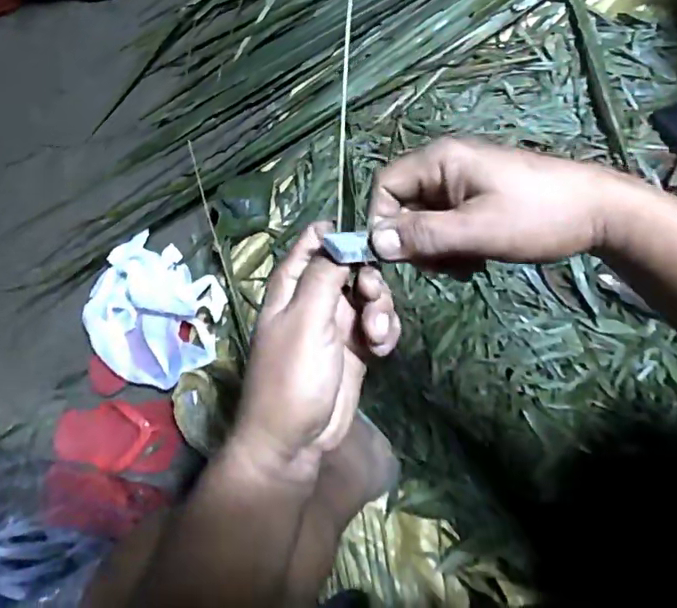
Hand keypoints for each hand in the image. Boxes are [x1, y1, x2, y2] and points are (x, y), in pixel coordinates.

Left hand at [230, 222, 400, 484]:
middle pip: (350, 266)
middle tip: (371, 296)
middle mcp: (313, 298)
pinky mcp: (355, 347)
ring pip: (368, 295)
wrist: (295, 442)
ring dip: (380, 310)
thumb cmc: (292, 375)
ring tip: (377, 337)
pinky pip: (378, 324)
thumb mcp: (306, 319)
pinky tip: (381, 349)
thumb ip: (324, 275)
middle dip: (368, 278)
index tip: (365, 239)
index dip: (338, 235)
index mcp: (291, 285)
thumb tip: (338, 237)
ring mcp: (335, 323)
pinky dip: (384, 331)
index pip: (313, 242)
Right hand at [368, 137, 649, 265]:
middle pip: (405, 204)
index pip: (386, 185)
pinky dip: (454, 244)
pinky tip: (477, 259)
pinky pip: (447, 221)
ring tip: (467, 264)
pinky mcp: (478, 197)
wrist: (600, 211)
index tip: (401, 256)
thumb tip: (375, 242)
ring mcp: (463, 180)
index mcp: (440, 159)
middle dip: (417, 240)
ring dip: (437, 247)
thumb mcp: (478, 230)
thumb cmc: (537, 215)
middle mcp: (445, 164)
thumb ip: (425, 235)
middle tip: (444, 266)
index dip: (383, 221)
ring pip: (426, 218)